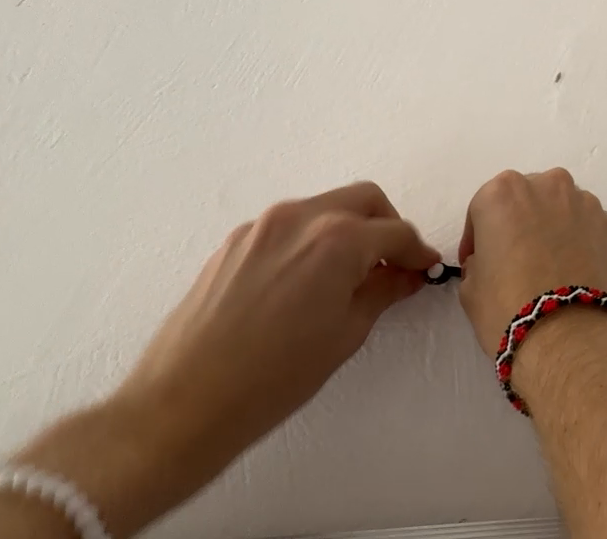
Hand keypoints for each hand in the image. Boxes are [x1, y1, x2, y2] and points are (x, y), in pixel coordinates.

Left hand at [116, 182, 442, 459]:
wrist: (181, 405)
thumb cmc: (277, 375)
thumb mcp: (347, 332)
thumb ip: (384, 290)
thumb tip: (407, 274)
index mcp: (339, 239)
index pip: (397, 232)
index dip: (417, 252)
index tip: (425, 269)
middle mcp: (302, 218)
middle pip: (365, 200)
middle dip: (386, 226)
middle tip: (391, 263)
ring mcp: (263, 226)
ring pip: (326, 207)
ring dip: (348, 229)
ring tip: (348, 274)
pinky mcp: (234, 242)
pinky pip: (289, 226)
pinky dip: (311, 240)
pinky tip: (306, 281)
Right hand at [456, 168, 606, 356]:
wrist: (569, 337)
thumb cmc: (507, 308)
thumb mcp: (471, 286)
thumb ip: (480, 258)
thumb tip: (495, 258)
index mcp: (504, 192)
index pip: (484, 206)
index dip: (480, 235)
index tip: (480, 259)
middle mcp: (549, 185)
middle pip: (529, 198)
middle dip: (522, 222)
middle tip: (517, 259)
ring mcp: (587, 203)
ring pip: (564, 209)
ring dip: (555, 228)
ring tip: (552, 267)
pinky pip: (590, 228)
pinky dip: (583, 242)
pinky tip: (577, 273)